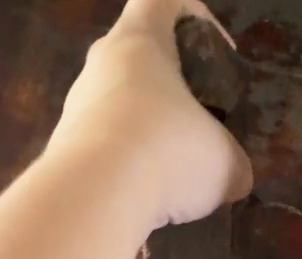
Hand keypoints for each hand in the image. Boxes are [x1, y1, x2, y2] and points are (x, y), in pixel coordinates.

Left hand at [48, 0, 253, 229]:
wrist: (95, 195)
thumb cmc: (169, 152)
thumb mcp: (226, 162)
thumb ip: (234, 162)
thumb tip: (235, 177)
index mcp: (142, 41)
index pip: (166, 2)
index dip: (199, 20)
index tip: (221, 57)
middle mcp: (103, 62)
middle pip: (141, 58)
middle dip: (174, 89)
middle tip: (202, 123)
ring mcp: (78, 104)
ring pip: (121, 105)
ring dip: (150, 132)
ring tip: (177, 173)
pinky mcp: (66, 148)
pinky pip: (106, 147)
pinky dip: (129, 167)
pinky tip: (149, 197)